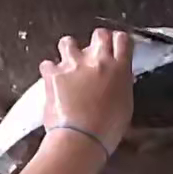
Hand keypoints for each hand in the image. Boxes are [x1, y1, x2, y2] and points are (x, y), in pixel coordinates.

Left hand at [39, 29, 133, 157]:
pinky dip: (49, 70)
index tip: (114, 45)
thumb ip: (119, 85)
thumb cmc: (106, 130)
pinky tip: (52, 80)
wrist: (81, 139)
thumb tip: (114, 80)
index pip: (122, 40)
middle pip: (99, 34)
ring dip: (69, 50)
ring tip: (68, 63)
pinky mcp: (54, 74)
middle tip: (92, 53)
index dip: (117, 41)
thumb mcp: (124, 105)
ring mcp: (74, 65)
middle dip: (96, 40)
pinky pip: (47, 63)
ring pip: (69, 41)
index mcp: (119, 69)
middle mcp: (97, 61)